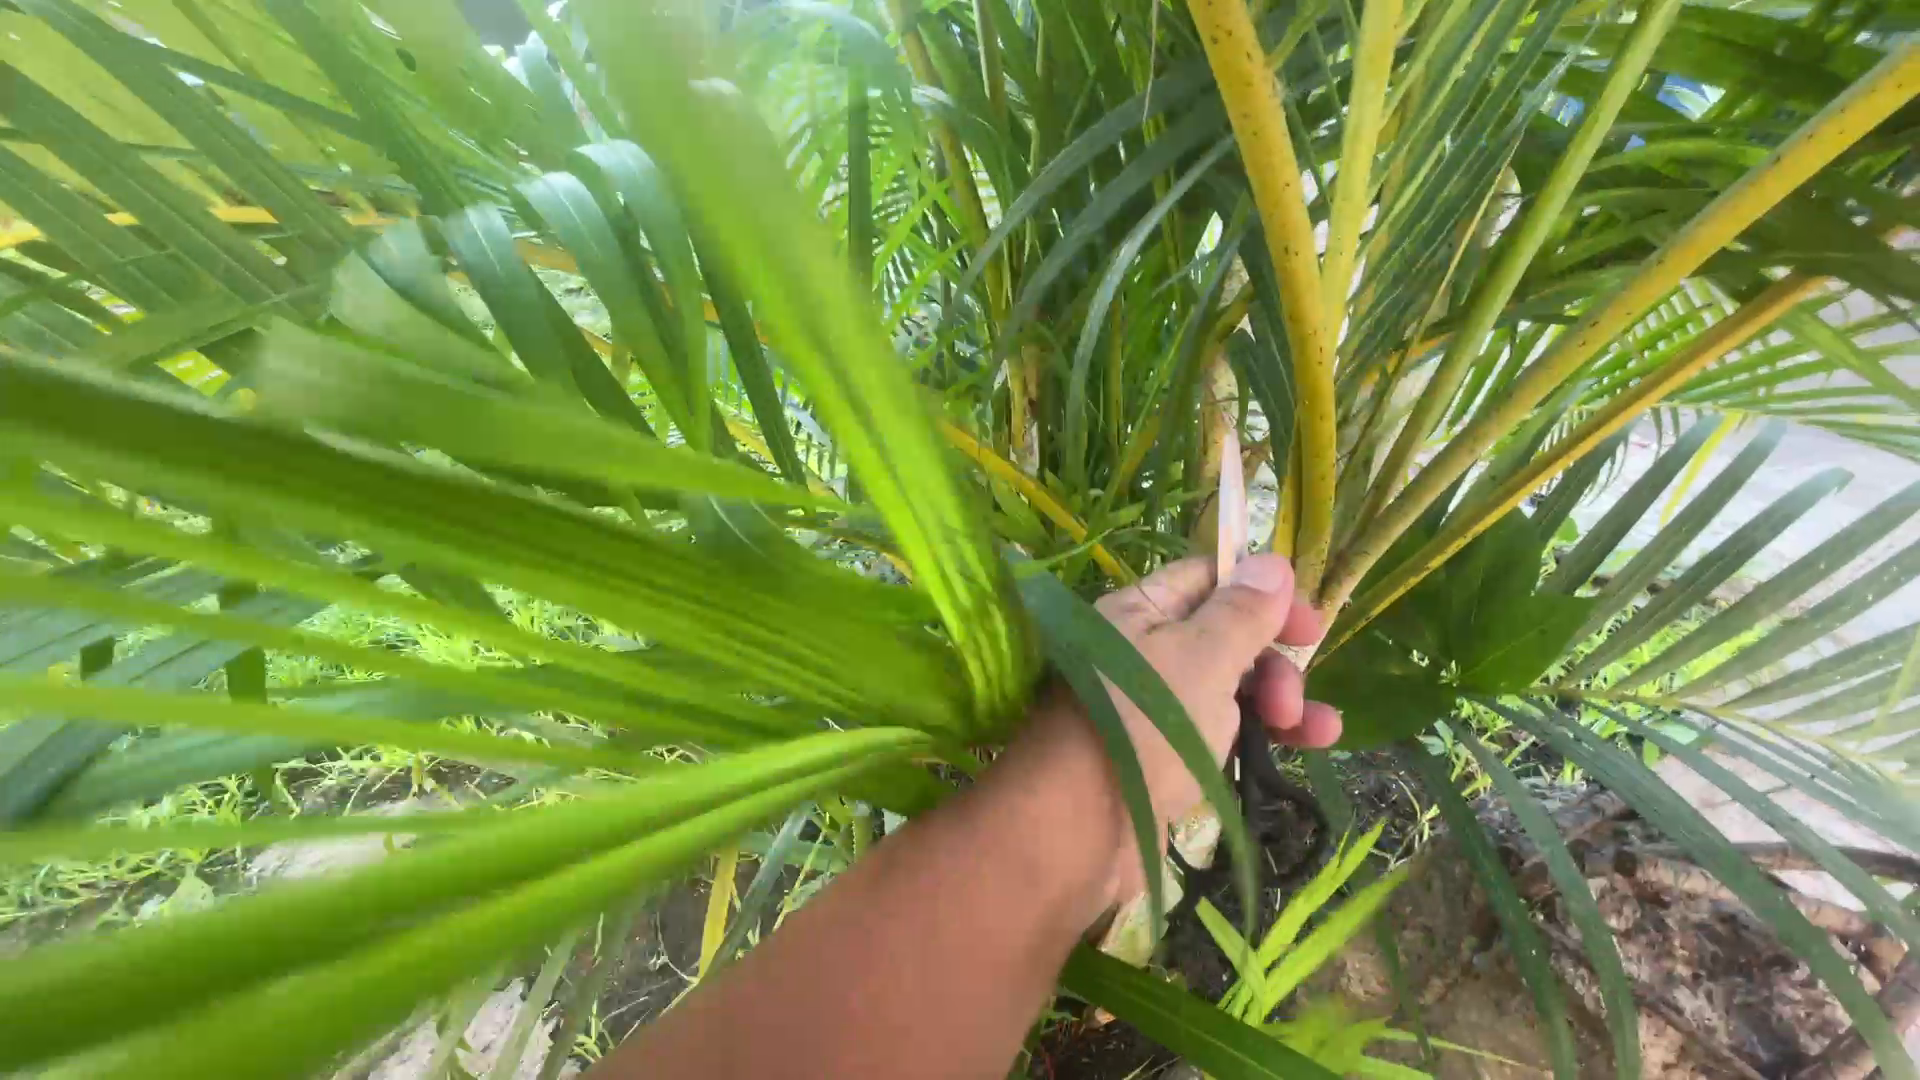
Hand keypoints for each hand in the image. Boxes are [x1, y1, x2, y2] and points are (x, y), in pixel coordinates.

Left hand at [1000, 554, 1338, 904]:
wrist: (1083, 827)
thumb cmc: (1143, 726)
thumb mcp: (1201, 657)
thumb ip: (1241, 612)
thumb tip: (1271, 560)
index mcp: (1139, 612)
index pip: (1206, 579)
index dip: (1260, 592)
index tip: (1308, 623)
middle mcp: (1143, 650)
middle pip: (1224, 634)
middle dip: (1270, 659)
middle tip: (1288, 698)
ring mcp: (1155, 703)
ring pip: (1230, 684)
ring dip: (1280, 698)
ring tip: (1313, 728)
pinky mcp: (1167, 751)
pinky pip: (1223, 727)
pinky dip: (1264, 731)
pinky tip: (1308, 743)